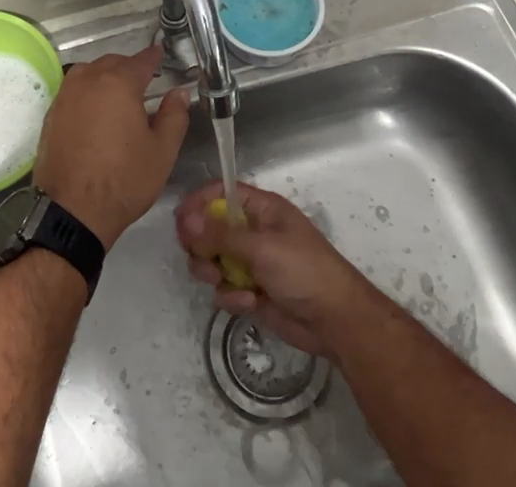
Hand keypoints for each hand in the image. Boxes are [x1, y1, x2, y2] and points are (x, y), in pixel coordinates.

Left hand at [33, 45, 190, 248]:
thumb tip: (178, 93)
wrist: (73, 212)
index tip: (161, 56)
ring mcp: (65, 97)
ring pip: (88, 73)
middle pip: (112, 62)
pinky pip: (73, 91)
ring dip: (105, 76)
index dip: (154, 58)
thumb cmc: (124, 180)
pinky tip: (96, 111)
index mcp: (118, 84)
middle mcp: (87, 82)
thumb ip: (174, 116)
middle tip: (145, 81)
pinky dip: (87, 92)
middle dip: (129, 67)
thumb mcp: (162, 151)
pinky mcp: (51, 115)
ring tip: (119, 95)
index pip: (140, 61)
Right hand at [176, 181, 370, 358]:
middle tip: (200, 257)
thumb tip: (185, 219)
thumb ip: (220, 234)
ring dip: (211, 272)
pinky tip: (248, 303)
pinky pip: (223, 288)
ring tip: (222, 281)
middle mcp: (253, 232)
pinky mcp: (249, 291)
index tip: (181, 222)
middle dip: (201, 244)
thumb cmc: (304, 271)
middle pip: (209, 228)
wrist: (334, 321)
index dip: (199, 204)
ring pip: (211, 260)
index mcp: (262, 210)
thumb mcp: (262, 247)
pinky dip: (231, 296)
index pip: (221, 194)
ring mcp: (251, 262)